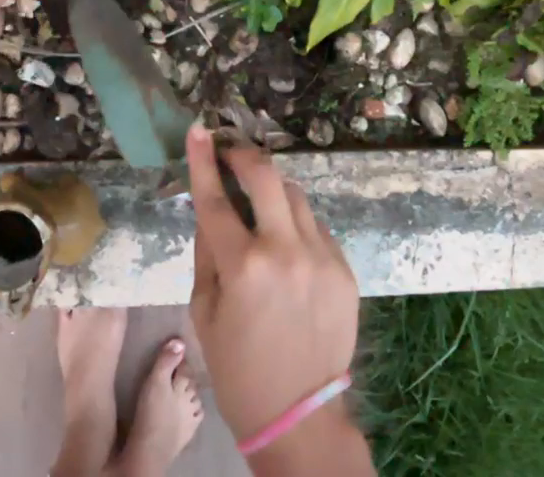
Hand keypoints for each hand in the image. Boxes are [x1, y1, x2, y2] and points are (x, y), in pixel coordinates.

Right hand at [185, 125, 359, 448]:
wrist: (299, 414)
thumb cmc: (238, 368)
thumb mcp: (204, 311)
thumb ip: (206, 252)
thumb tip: (210, 209)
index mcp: (243, 267)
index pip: (215, 199)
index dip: (203, 160)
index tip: (198, 129)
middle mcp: (286, 252)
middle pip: (267, 177)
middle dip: (244, 155)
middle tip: (230, 152)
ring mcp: (322, 258)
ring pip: (296, 196)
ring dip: (272, 189)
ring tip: (257, 200)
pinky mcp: (344, 269)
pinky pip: (315, 227)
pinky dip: (295, 223)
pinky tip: (285, 243)